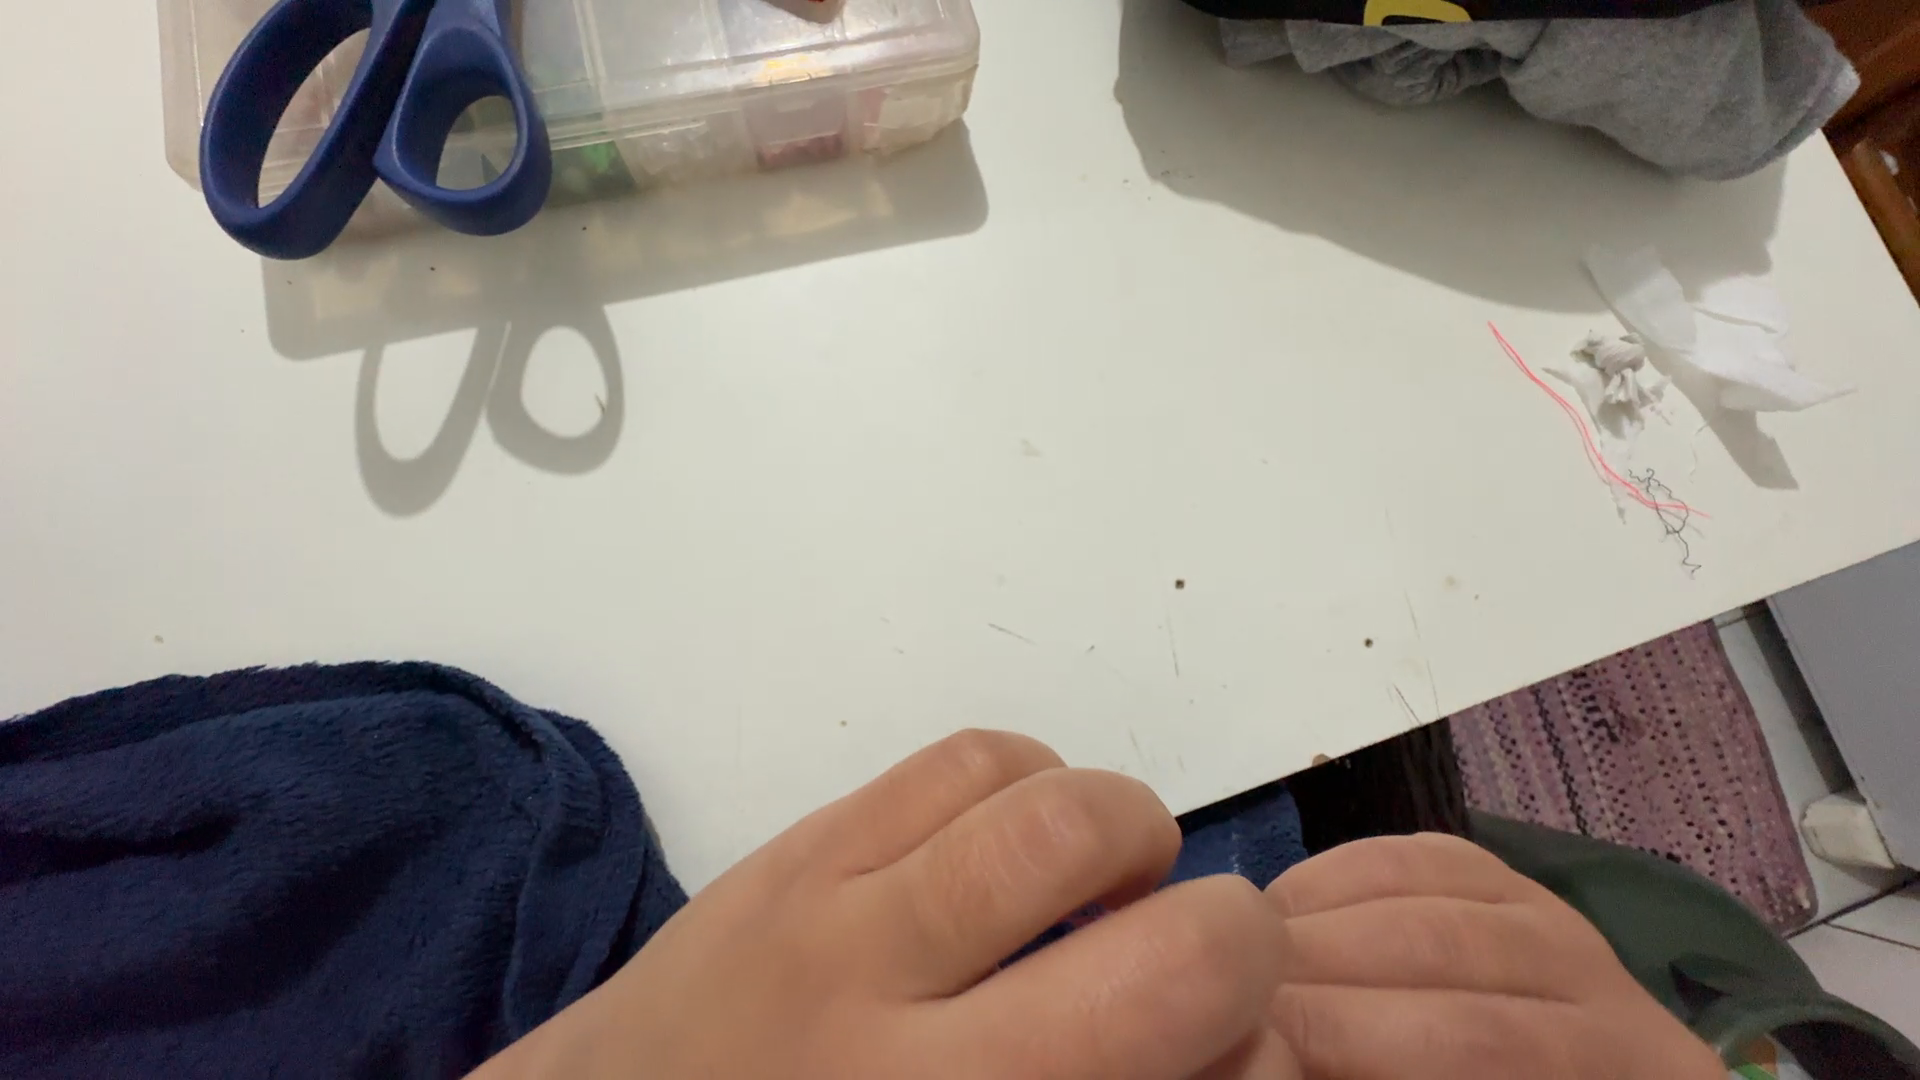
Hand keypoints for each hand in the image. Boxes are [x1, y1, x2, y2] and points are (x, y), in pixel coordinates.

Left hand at [470, 730, 1295, 1079]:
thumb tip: (1223, 1037)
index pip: (1180, 1062)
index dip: (1259, 1039)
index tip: (1245, 1035)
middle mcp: (904, 1047)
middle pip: (1153, 954)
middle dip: (1231, 936)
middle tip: (1199, 942)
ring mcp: (842, 918)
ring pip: (1048, 815)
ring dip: (1122, 828)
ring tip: (1106, 871)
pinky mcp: (806, 840)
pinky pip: (959, 762)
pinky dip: (1028, 776)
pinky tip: (1011, 830)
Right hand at [1263, 833, 1725, 1079]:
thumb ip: (1362, 1066)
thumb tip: (1272, 1047)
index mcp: (1624, 1072)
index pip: (1477, 1041)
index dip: (1342, 1029)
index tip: (1252, 1029)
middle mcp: (1609, 989)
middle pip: (1436, 949)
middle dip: (1311, 962)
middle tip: (1227, 981)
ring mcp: (1557, 922)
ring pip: (1415, 888)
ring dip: (1310, 913)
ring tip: (1243, 947)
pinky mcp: (1505, 878)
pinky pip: (1408, 851)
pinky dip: (1334, 870)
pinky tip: (1285, 902)